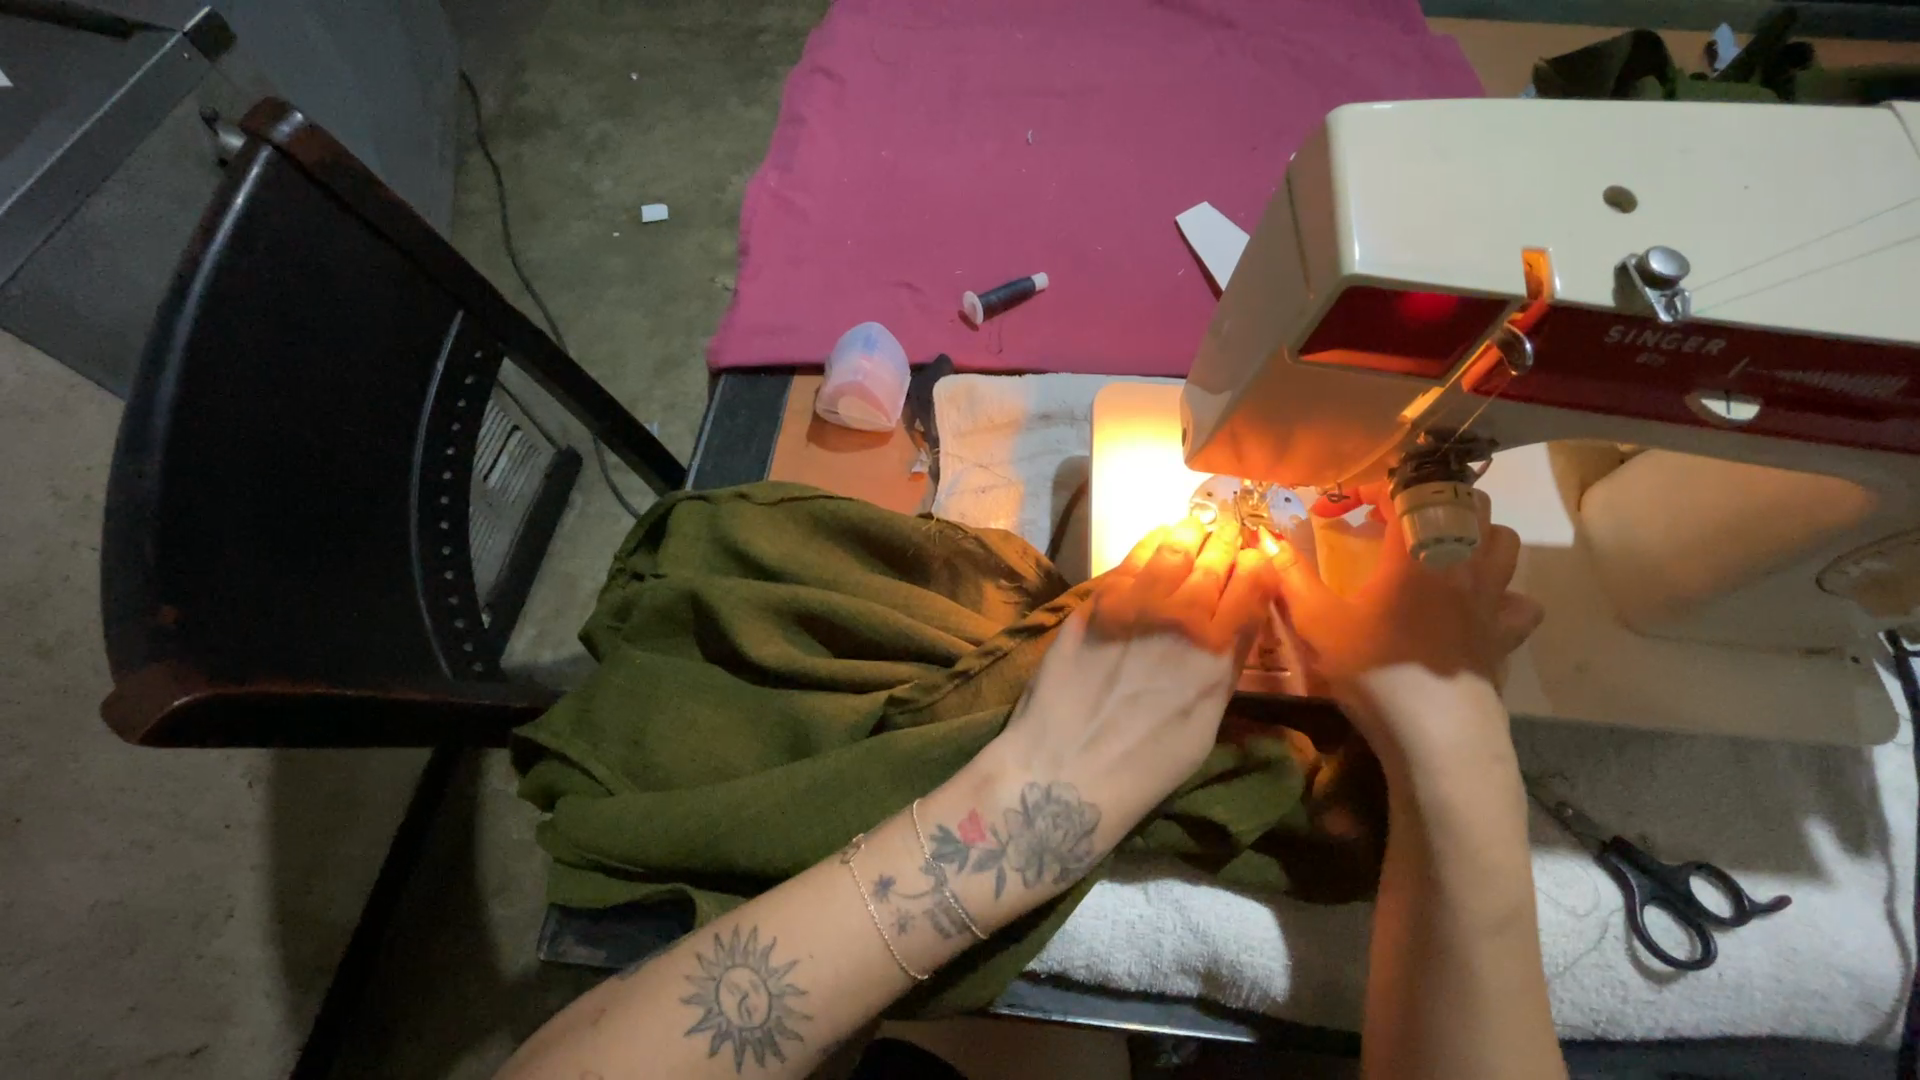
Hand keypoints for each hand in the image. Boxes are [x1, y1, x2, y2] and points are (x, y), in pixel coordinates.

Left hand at [984, 518, 1279, 851]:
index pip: (1252, 587)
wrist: (1065, 768)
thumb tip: (1231, 633)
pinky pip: (1127, 562)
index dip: (1258, 566)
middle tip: (1227, 530)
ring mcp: (1132, 605)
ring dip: (1187, 534)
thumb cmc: (1143, 766)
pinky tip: (1154, 540)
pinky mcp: (1093, 603)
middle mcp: (1180, 618)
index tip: (1256, 558)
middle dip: (1224, 542)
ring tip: (1193, 525)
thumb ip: (1221, 671)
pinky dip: (1147, 546)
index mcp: (1217, 654)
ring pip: (1170, 551)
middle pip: (1213, 562)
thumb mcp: (1205, 726)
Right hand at [1272, 486, 1541, 758]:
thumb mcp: (1317, 622)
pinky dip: (1501, 594)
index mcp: (1418, 550)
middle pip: (1465, 502)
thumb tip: (1265, 539)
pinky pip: (1519, 599)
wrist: (1435, 733)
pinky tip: (1474, 608)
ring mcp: (1493, 597)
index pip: (1405, 490)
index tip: (1333, 510)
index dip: (1366, 489)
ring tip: (1437, 554)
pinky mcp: (1506, 633)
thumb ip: (1291, 576)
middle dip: (1428, 501)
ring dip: (1472, 535)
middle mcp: (1464, 562)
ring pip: (1502, 540)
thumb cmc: (1375, 669)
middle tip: (1391, 523)